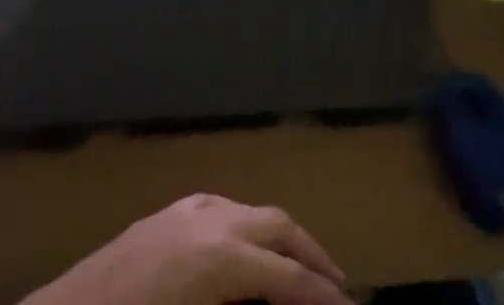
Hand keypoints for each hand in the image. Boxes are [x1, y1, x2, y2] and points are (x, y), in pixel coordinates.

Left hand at [22, 194, 354, 304]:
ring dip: (281, 237)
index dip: (326, 297)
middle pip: (278, 226)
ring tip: (303, 270)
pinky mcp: (163, 215)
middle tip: (340, 290)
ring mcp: (182, 212)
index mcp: (219, 258)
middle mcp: (207, 221)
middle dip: (314, 256)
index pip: (290, 276)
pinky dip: (247, 225)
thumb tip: (281, 302)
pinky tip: (250, 249)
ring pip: (250, 210)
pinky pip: (219, 207)